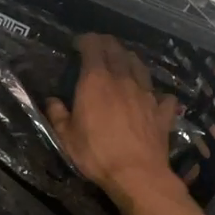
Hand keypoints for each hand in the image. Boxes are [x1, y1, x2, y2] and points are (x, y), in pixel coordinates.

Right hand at [46, 34, 192, 209]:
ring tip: (123, 61)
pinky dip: (157, 93)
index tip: (77, 43)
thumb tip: (51, 101)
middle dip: (107, 44)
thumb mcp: (66, 136)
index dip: (85, 40)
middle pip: (118, 51)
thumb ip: (58, 114)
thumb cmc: (96, 153)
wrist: (137, 174)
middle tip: (98, 47)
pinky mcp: (162, 112)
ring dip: (130, 59)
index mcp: (96, 81)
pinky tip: (154, 97)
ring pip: (140, 67)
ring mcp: (146, 95)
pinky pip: (162, 96)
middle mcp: (123, 80)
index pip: (93, 47)